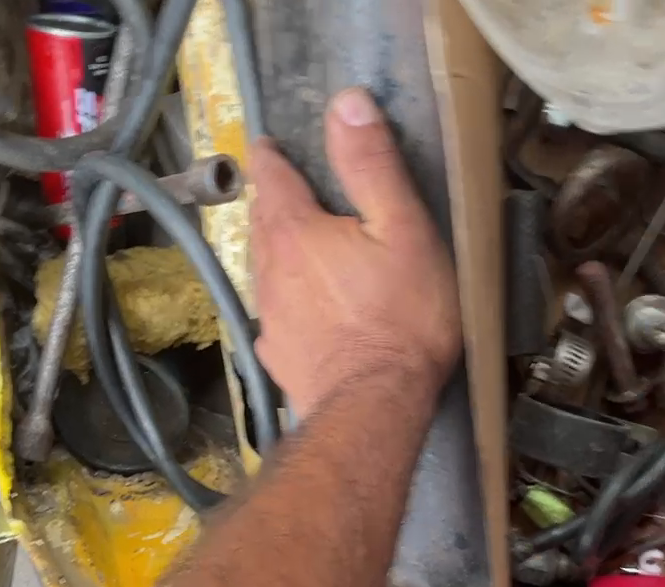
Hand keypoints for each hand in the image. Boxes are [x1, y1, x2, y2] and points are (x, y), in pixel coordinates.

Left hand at [248, 88, 460, 419]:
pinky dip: (282, 304)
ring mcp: (269, 318)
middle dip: (272, 205)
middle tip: (286, 196)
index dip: (271, 158)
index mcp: (297, 232)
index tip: (269, 147)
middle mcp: (270, 271)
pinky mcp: (277, 356)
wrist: (375, 405)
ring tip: (292, 249)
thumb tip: (347, 103)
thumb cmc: (401, 318)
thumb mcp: (402, 229)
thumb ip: (372, 166)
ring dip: (273, 254)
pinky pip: (272, 317)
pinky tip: (298, 313)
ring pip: (262, 270)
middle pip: (261, 224)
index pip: (271, 178)